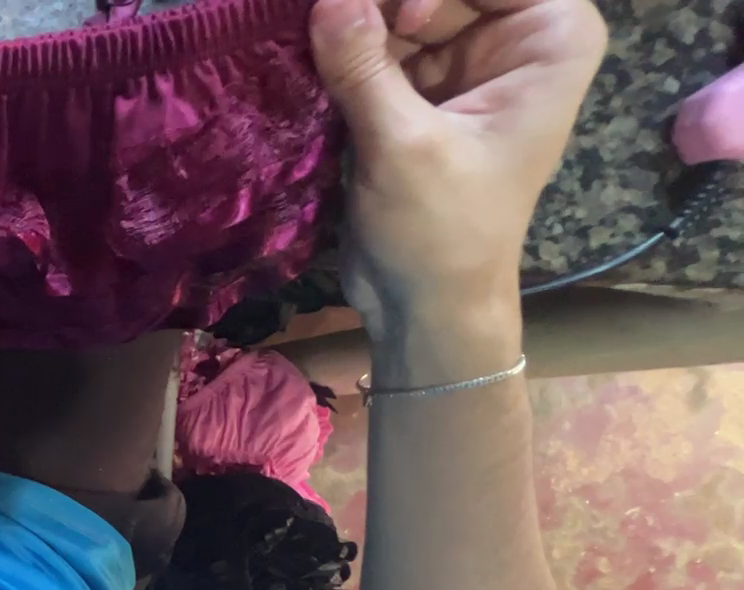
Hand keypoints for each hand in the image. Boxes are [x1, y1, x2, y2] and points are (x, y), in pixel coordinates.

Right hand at [310, 0, 606, 345]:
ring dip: (350, 44)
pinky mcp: (408, 112)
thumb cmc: (438, 227)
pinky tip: (307, 77)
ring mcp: (454, 80)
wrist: (423, 302)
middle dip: (375, 13)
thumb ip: (364, 70)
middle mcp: (505, 46)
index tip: (361, 20)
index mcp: (544, 37)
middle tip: (316, 29)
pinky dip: (340, 73)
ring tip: (303, 53)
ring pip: (394, 32)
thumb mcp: (401, 145)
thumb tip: (326, 0)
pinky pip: (372, 71)